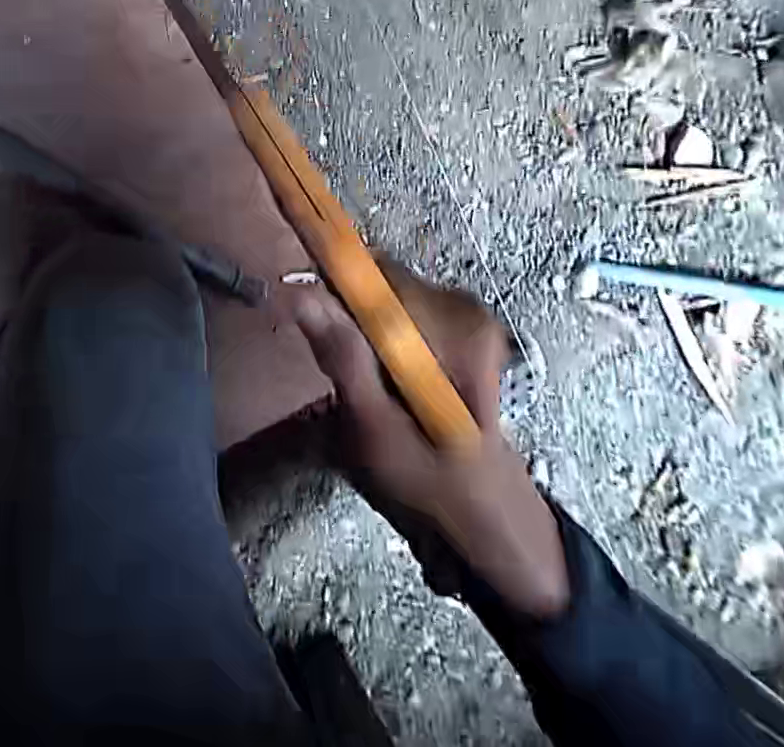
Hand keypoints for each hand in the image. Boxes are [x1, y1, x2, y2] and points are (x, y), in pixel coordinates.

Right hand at [288, 265, 569, 617]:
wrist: (485, 506)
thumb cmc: (429, 479)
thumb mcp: (374, 430)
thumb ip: (342, 359)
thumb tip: (300, 296)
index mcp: (456, 332)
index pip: (376, 277)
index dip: (330, 282)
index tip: (299, 303)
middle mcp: (466, 309)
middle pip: (381, 280)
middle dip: (345, 309)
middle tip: (335, 362)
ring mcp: (467, 312)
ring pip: (386, 291)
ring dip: (360, 322)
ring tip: (363, 375)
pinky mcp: (462, 320)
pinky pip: (400, 304)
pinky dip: (379, 328)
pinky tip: (384, 369)